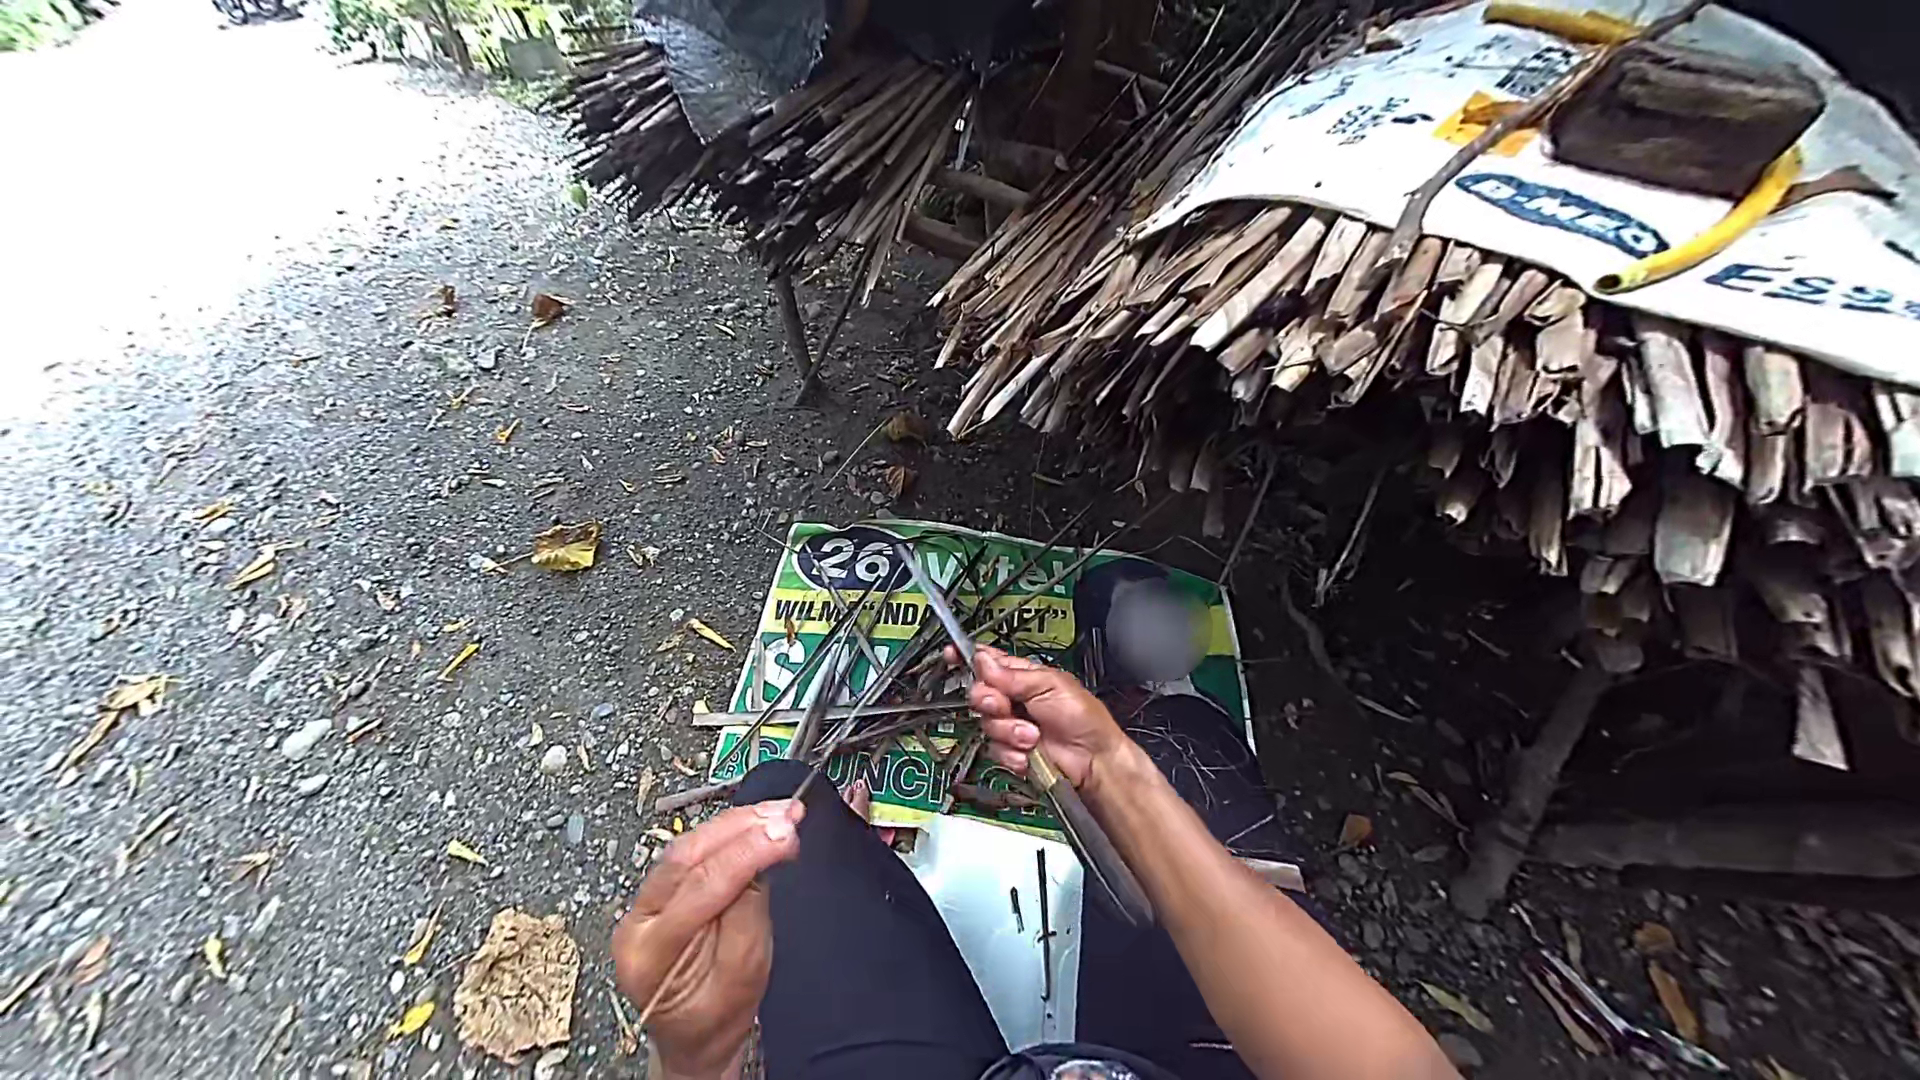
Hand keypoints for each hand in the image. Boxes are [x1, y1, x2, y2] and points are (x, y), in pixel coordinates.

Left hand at [612, 800, 803, 1079]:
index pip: (700, 886)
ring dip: (742, 822)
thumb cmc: (718, 1016)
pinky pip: (697, 847)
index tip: (785, 834)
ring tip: (782, 812)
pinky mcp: (664, 886)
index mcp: (649, 954)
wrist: (698, 1034)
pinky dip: (734, 829)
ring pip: (691, 843)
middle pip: (688, 855)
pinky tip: (761, 820)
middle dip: (743, 828)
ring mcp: (645, 901)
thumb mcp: (745, 972)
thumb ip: (750, 910)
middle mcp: (636, 921)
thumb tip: (765, 854)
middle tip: (787, 815)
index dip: (747, 853)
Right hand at [952, 644, 1130, 795]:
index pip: (987, 662)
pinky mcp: (1011, 751)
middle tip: (1005, 705)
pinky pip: (995, 750)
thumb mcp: (1051, 684)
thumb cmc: (1084, 718)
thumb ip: (1013, 675)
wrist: (1093, 760)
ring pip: (986, 724)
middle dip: (990, 701)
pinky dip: (1012, 753)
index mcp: (1023, 676)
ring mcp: (1011, 726)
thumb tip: (983, 661)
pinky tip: (1030, 752)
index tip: (951, 655)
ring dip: (1009, 731)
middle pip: (979, 693)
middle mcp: (1013, 699)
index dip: (967, 658)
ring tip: (1032, 734)